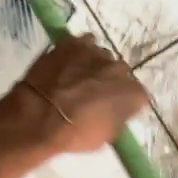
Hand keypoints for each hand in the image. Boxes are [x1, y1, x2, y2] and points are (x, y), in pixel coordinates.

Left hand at [11, 34, 146, 153]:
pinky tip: (70, 61)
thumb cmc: (74, 132)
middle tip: (95, 92)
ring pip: (101, 56)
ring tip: (79, 76)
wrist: (39, 114)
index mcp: (132, 93)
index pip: (138, 95)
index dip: (126, 102)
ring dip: (94, 64)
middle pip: (120, 72)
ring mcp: (95, 52)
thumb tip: (117, 109)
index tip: (115, 108)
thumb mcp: (105, 136)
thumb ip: (118, 117)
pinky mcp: (74, 41)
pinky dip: (80, 50)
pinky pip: (84, 42)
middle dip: (111, 80)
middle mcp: (118, 68)